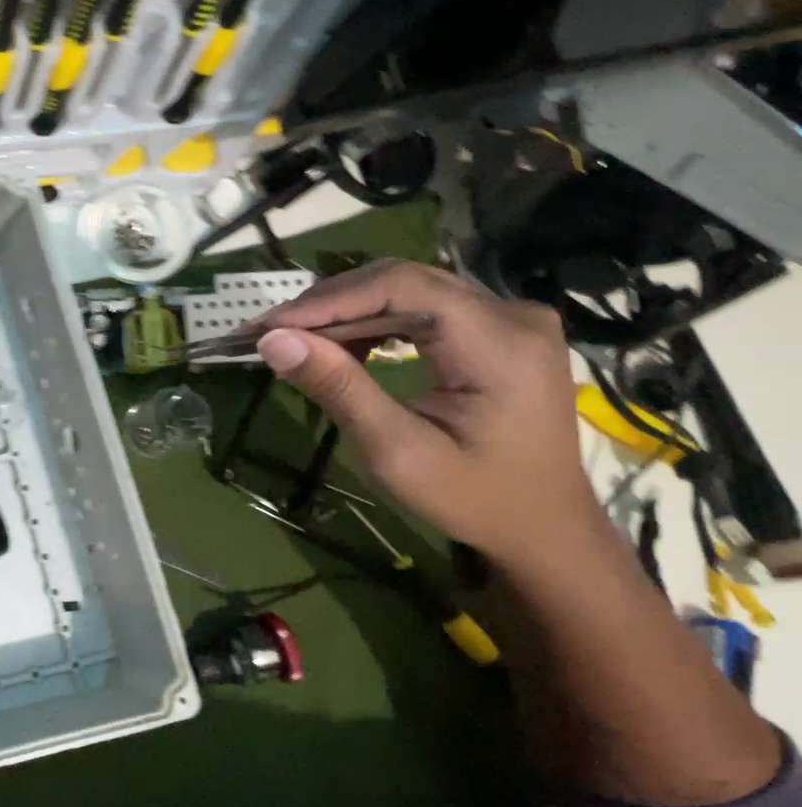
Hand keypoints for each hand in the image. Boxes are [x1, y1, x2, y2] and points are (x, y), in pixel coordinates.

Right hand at [253, 259, 596, 562]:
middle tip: (265, 335)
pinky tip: (336, 346)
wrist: (541, 524)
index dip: (328, 300)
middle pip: (402, 282)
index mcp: (499, 343)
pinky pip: (420, 308)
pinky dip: (369, 322)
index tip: (267, 328)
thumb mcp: (396, 452)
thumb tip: (273, 341)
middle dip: (327, 305)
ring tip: (290, 341)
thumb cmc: (472, 497)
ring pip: (406, 290)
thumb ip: (339, 389)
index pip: (400, 287)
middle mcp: (511, 314)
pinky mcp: (496, 329)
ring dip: (343, 312)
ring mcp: (508, 318)